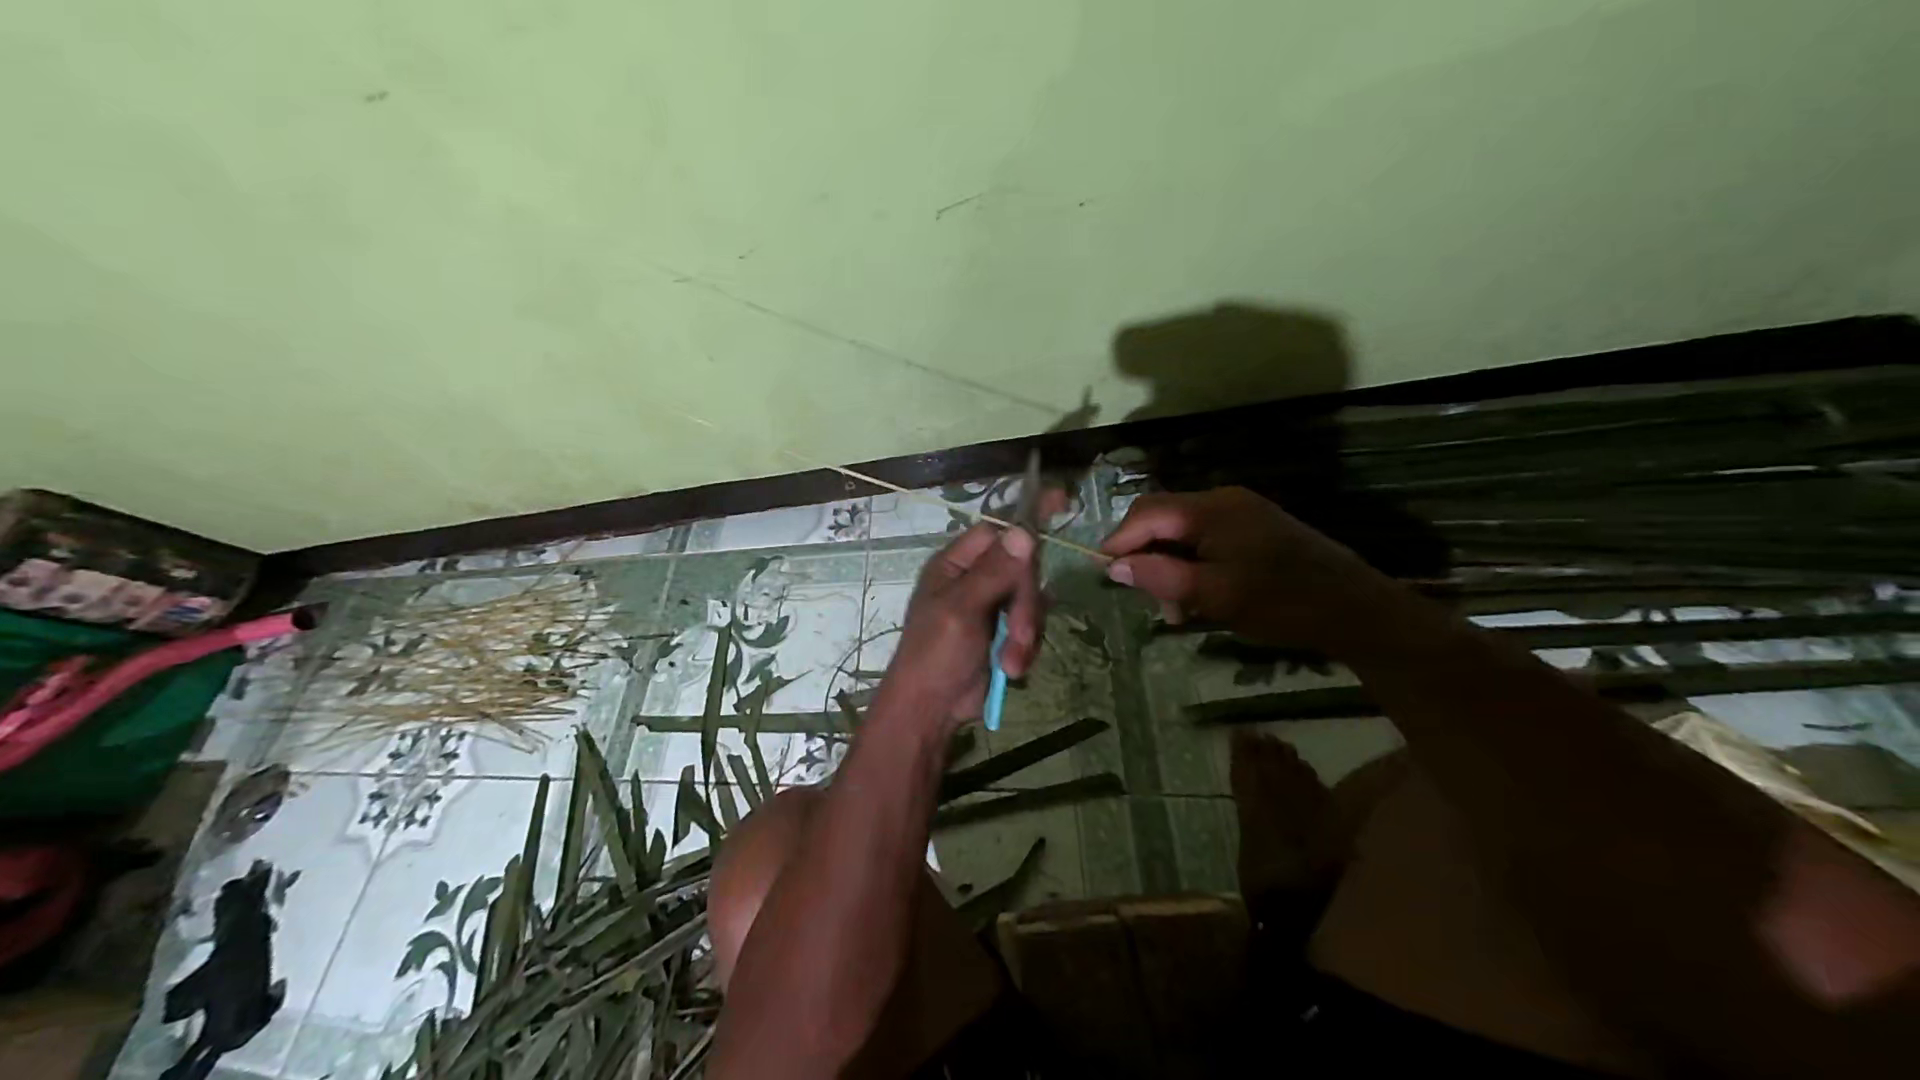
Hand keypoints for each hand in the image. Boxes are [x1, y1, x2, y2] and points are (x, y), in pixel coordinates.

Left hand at [874, 523, 1043, 726]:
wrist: (931, 710)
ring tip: (1010, 663)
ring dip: (1026, 635)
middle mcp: (975, 578)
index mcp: (956, 564)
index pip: (997, 529)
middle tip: (1018, 634)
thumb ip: (994, 572)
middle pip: (1022, 569)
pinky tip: (1011, 669)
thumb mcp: (961, 611)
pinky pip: (1031, 627)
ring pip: (1032, 601)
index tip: (1062, 501)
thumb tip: (1024, 531)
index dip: (1027, 519)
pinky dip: (1025, 649)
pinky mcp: (1004, 633)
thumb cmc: (934, 655)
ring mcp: (991, 606)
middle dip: (1025, 606)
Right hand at [1101, 487, 1390, 648]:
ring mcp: (1242, 511)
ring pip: (1184, 531)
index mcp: (1210, 509)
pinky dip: (1193, 563)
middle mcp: (1223, 500)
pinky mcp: (1256, 527)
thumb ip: (1160, 576)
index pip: (1146, 512)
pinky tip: (1200, 594)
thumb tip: (1114, 565)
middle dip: (1146, 555)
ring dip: (1170, 564)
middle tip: (1147, 598)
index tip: (1102, 571)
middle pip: (1163, 518)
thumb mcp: (1212, 594)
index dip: (1119, 539)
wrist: (1354, 608)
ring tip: (1177, 608)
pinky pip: (1207, 538)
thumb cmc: (1279, 602)